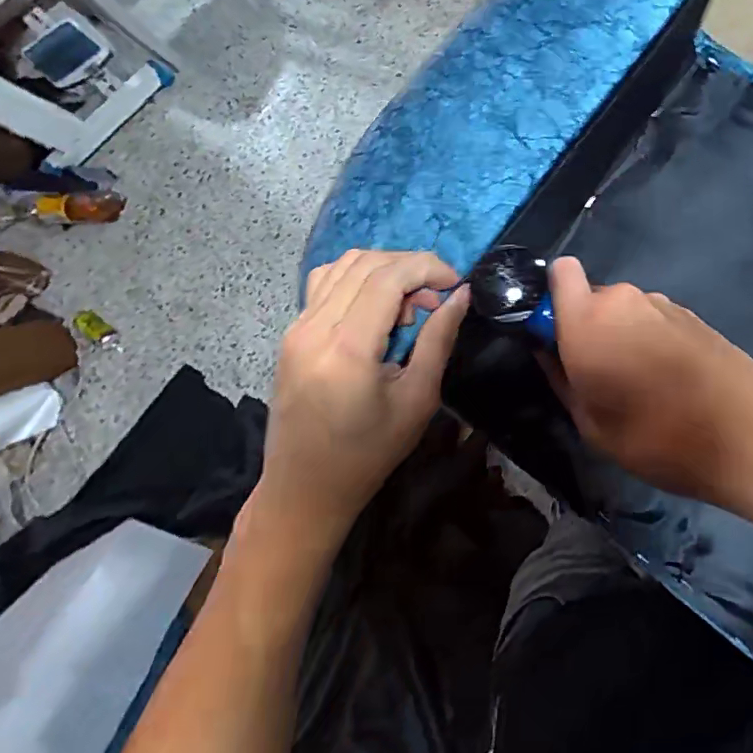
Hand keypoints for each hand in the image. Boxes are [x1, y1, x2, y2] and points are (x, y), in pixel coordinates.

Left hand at [255, 250, 468, 546]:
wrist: (303, 489)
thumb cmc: (367, 454)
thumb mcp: (417, 400)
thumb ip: (439, 340)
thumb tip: (461, 295)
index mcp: (346, 347)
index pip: (388, 276)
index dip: (427, 267)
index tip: (455, 283)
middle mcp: (314, 327)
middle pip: (366, 263)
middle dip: (410, 267)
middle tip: (435, 299)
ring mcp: (296, 327)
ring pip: (343, 265)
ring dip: (384, 270)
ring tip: (408, 304)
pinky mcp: (291, 333)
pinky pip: (326, 283)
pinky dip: (358, 279)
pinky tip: (377, 307)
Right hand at [545, 256, 752, 515]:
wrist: (747, 433)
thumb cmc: (656, 436)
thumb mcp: (592, 424)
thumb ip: (560, 378)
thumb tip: (546, 351)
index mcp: (588, 319)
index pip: (559, 273)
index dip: (553, 299)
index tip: (556, 335)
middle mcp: (622, 299)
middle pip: (590, 297)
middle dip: (587, 325)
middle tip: (597, 373)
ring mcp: (660, 303)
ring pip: (622, 310)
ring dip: (620, 334)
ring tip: (638, 382)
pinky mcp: (689, 314)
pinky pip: (651, 318)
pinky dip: (649, 339)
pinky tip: (668, 378)